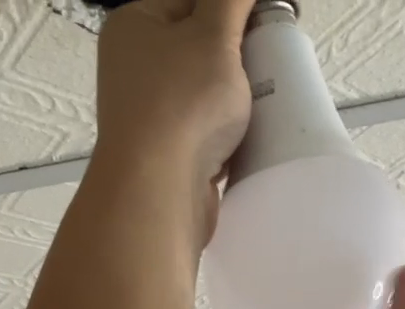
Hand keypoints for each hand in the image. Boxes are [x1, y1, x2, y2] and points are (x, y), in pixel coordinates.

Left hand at [94, 0, 257, 188]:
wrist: (160, 194)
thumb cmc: (183, 105)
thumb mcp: (214, 33)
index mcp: (135, 25)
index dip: (235, 9)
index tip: (269, 23)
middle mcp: (134, 67)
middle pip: (201, 47)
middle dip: (238, 56)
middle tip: (268, 62)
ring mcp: (149, 115)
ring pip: (206, 93)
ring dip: (236, 98)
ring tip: (260, 102)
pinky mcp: (168, 155)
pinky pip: (206, 132)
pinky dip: (227, 134)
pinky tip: (245, 138)